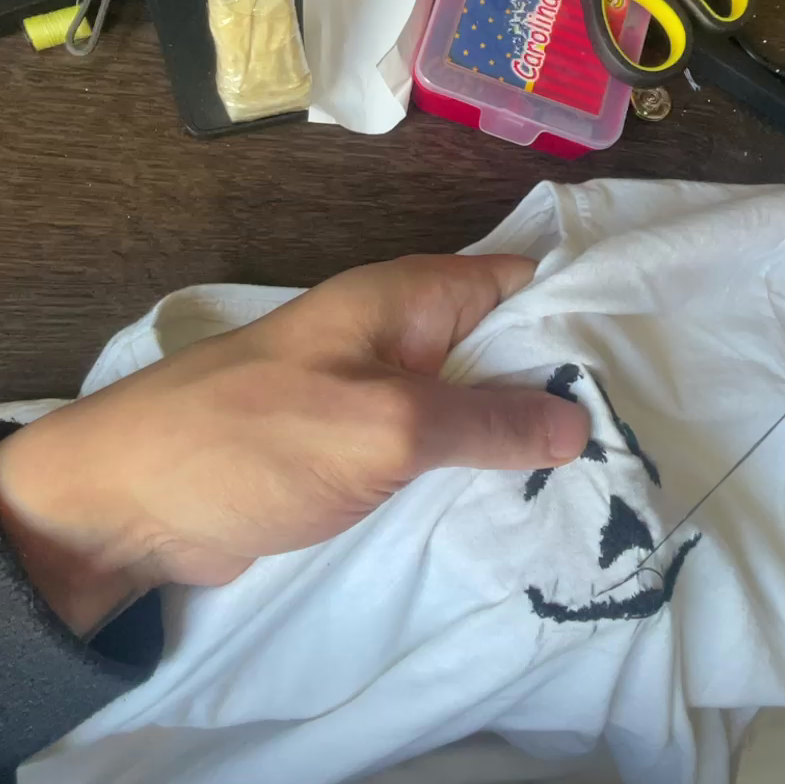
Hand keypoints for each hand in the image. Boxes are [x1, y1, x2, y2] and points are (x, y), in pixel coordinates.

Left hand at [0, 254, 590, 633]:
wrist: (135, 500)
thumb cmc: (256, 439)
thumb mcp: (384, 425)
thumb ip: (482, 418)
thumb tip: (576, 422)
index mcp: (411, 297)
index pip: (520, 283)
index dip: (584, 312)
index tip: (649, 362)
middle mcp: (404, 333)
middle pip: (506, 345)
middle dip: (563, 384)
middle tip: (643, 437)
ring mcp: (384, 390)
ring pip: (475, 400)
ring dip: (523, 432)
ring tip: (608, 476)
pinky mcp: (365, 443)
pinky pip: (441, 444)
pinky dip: (479, 465)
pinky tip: (530, 500)